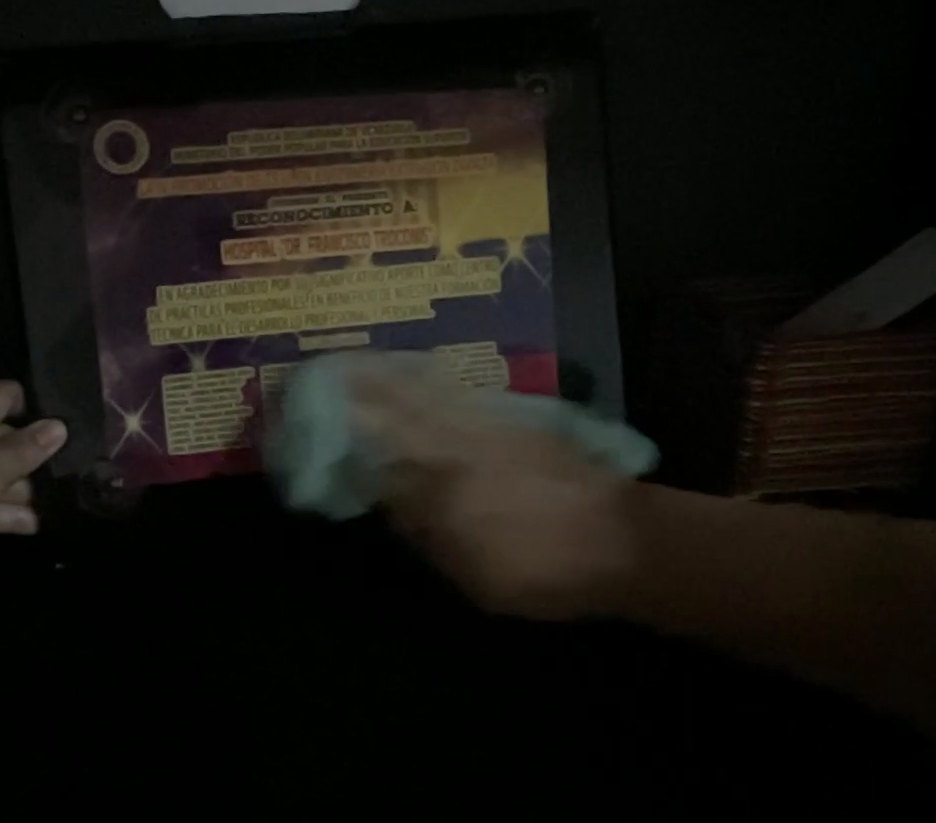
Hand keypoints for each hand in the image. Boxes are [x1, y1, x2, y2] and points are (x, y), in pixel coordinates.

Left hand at [0, 381, 65, 578]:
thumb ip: (25, 449)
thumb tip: (58, 426)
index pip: (5, 394)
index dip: (37, 405)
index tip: (71, 422)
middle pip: (1, 435)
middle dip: (34, 453)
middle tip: (74, 468)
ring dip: (22, 488)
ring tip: (61, 500)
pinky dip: (1, 511)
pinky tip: (34, 524)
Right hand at [348, 359, 636, 619]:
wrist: (620, 541)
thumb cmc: (540, 572)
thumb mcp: (472, 574)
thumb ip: (425, 531)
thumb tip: (390, 498)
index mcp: (441, 484)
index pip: (380, 453)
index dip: (345, 437)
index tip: (315, 420)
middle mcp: (457, 445)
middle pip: (399, 411)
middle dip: (360, 391)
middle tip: (328, 371)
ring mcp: (487, 427)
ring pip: (428, 396)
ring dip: (391, 377)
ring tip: (361, 362)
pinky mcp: (511, 422)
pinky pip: (460, 394)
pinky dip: (433, 381)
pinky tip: (423, 373)